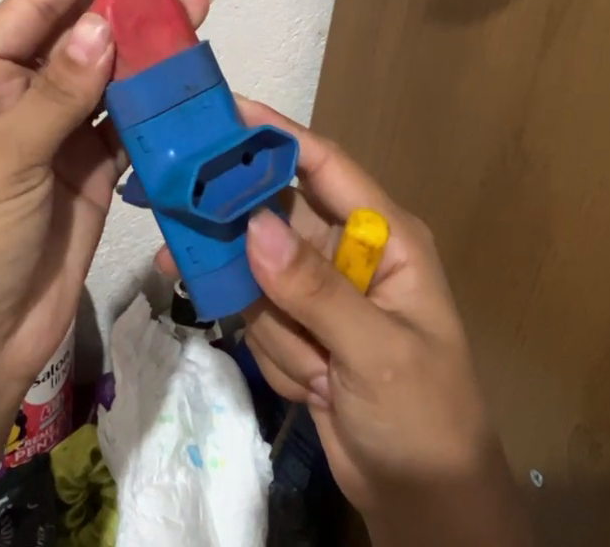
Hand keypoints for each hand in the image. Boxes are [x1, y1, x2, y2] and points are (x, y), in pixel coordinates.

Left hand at [0, 0, 211, 400]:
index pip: (30, 11)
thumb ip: (57, 91)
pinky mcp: (91, 174)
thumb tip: (103, 24)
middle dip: (126, 1)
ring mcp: (57, 138)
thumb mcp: (1, 158)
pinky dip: (157, 101)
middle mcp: (16, 100)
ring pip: (110, 78)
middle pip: (79, 37)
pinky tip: (190, 73)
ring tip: (198, 5)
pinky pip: (128, 126)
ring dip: (150, 47)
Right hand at [162, 101, 527, 544]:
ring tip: (317, 373)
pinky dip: (275, 352)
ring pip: (255, 275)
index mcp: (384, 235)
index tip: (221, 110)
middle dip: (243, 241)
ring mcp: (318, 291)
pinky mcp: (297, 325)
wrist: (424, 499)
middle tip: (185, 230)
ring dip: (276, 328)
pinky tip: (314, 387)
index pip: (324, 165)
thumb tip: (254, 226)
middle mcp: (348, 251)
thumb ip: (314, 288)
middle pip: (273, 215)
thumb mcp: (377, 352)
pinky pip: (256, 315)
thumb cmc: (423, 416)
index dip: (275, 134)